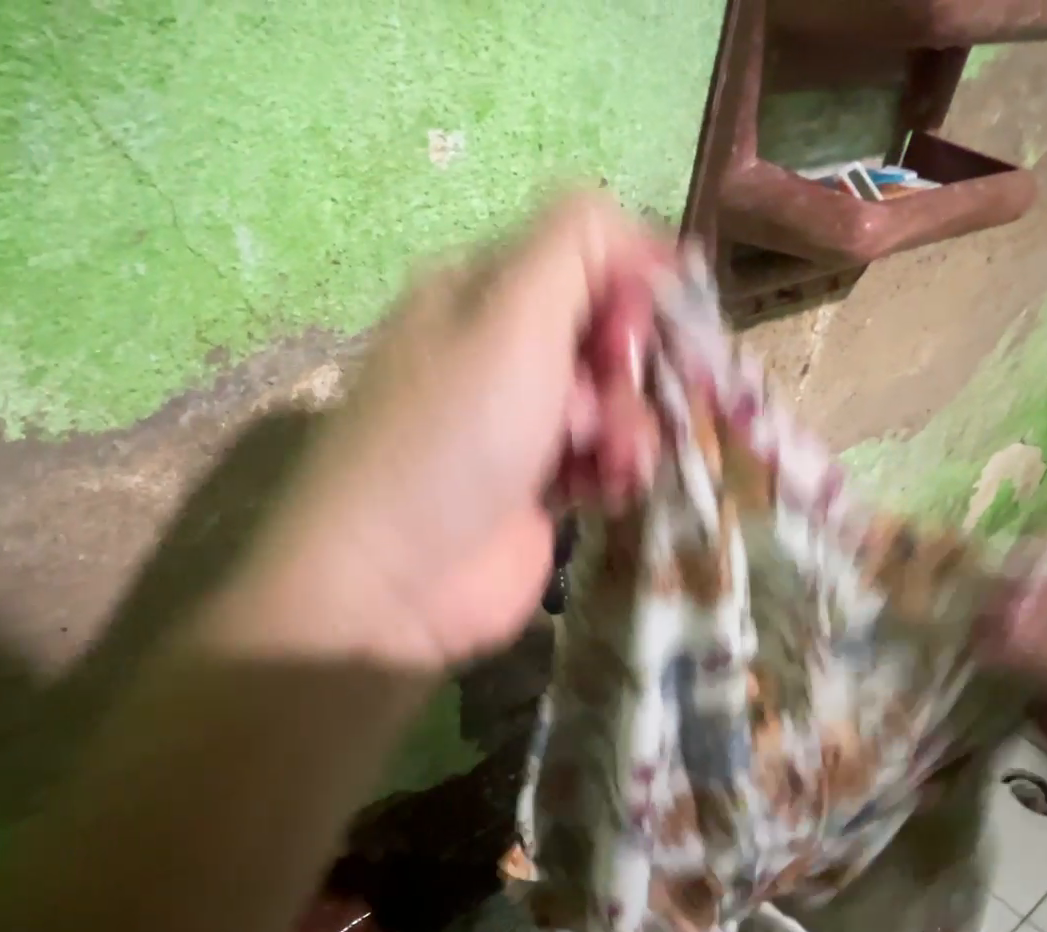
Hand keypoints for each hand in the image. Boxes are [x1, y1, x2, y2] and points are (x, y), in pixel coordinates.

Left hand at [200, 193, 669, 670]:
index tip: (650, 322)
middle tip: (614, 400)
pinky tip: (605, 491)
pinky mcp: (538, 487)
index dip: (632, 281)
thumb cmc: (453, 435)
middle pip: (607, 328)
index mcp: (479, 291)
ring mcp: (518, 423)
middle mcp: (497, 349)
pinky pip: (604, 457)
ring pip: (615, 397)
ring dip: (630, 425)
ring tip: (610, 462)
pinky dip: (615, 470)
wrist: (396, 580)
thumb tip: (643, 237)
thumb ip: (578, 242)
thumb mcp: (511, 312)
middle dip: (630, 364)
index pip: (585, 252)